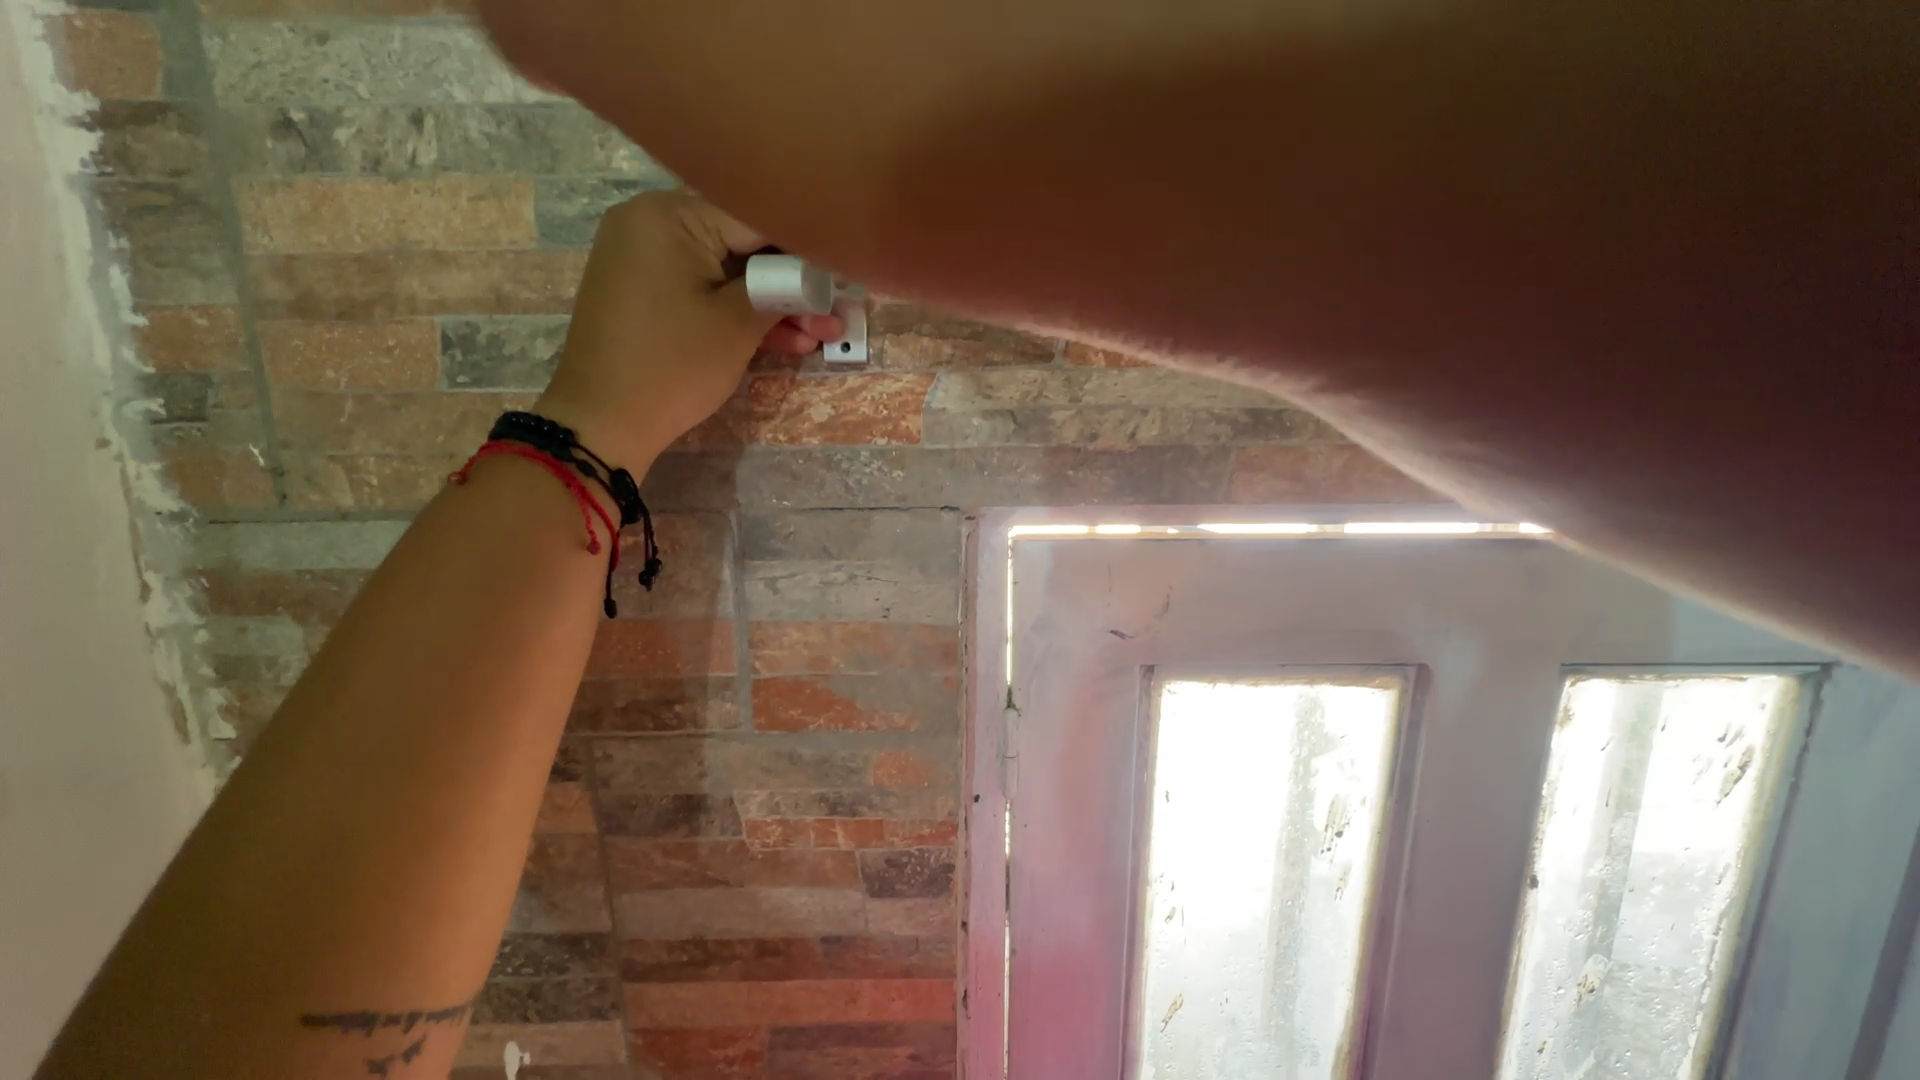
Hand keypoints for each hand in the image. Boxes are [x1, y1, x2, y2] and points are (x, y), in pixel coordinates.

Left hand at [534, 191, 842, 469]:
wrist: (601, 422)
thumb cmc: (673, 366)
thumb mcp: (737, 326)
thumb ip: (782, 289)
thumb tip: (820, 275)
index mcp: (668, 215)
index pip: (757, 216)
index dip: (807, 248)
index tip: (844, 274)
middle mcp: (651, 222)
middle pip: (743, 243)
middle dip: (793, 283)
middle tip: (838, 314)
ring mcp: (645, 257)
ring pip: (727, 272)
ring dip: (773, 304)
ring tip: (823, 336)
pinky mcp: (646, 291)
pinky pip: (703, 289)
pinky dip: (738, 312)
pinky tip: (787, 340)